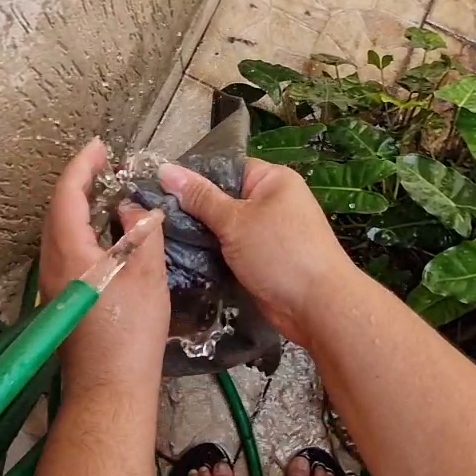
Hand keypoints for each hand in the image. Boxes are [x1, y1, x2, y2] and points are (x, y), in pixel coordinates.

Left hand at [39, 139, 168, 393]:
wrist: (109, 389)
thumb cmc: (130, 333)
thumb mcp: (147, 275)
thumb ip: (141, 233)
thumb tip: (132, 210)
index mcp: (69, 252)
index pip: (68, 195)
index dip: (82, 166)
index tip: (100, 147)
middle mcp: (52, 263)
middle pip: (58, 209)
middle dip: (80, 181)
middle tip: (106, 164)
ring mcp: (54, 282)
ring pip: (61, 230)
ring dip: (81, 204)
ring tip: (108, 189)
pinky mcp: (62, 297)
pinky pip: (67, 247)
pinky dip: (83, 227)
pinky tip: (106, 231)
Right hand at [159, 159, 354, 346]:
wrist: (318, 307)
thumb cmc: (280, 253)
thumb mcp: (235, 221)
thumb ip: (200, 197)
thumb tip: (165, 169)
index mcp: (273, 180)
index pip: (226, 168)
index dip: (194, 177)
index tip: (159, 187)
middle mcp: (272, 201)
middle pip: (223, 198)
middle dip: (194, 209)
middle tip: (156, 215)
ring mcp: (268, 232)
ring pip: (225, 227)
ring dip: (202, 234)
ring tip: (162, 236)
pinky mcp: (263, 259)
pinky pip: (232, 249)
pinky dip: (213, 253)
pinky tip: (182, 257)